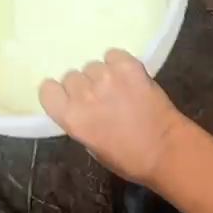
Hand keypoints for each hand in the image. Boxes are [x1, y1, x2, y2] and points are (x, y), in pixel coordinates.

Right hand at [38, 50, 187, 184]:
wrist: (165, 149)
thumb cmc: (128, 158)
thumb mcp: (92, 145)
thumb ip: (79, 120)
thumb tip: (78, 104)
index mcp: (72, 118)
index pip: (47, 90)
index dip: (57, 93)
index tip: (67, 98)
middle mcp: (85, 93)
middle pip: (71, 75)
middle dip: (82, 85)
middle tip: (99, 97)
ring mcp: (107, 76)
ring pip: (92, 64)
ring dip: (101, 75)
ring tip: (117, 88)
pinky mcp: (128, 64)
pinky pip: (113, 54)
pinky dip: (118, 63)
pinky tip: (128, 77)